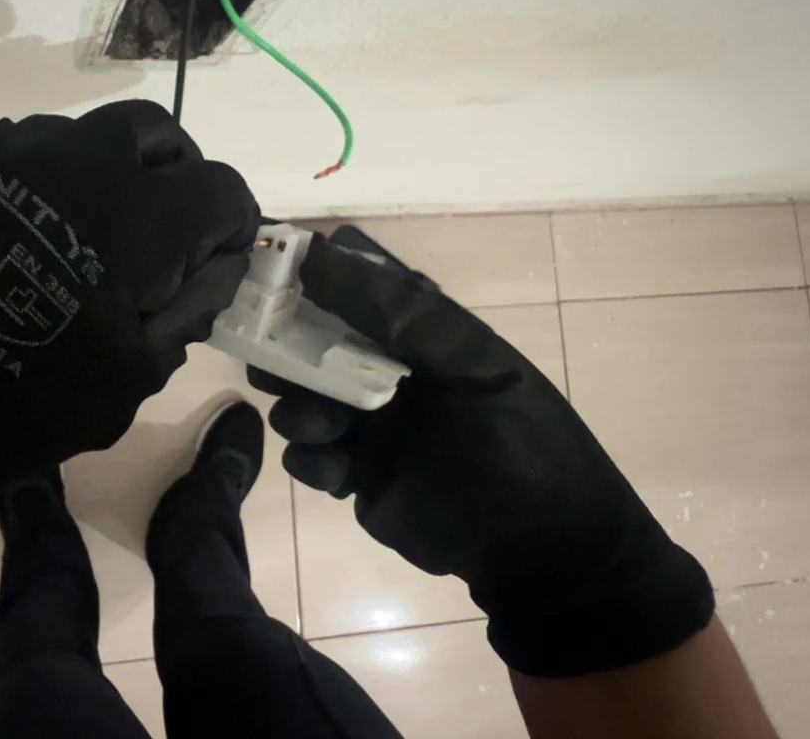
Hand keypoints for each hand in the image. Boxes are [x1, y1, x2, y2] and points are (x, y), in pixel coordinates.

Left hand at [0, 101, 258, 634]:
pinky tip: (12, 231)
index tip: (213, 256)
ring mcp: (5, 142)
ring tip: (76, 236)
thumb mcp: (126, 380)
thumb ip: (189, 306)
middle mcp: (79, 155)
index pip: (221, 186)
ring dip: (104, 173)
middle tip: (158, 232)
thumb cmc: (8, 406)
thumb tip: (217, 259)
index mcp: (136, 214)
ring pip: (86, 132)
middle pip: (158, 131)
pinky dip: (40, 176)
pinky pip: (18, 144)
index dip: (230, 224)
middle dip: (176, 173)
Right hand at [251, 226, 711, 676]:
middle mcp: (379, 370)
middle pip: (305, 345)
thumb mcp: (472, 366)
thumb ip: (400, 313)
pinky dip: (309, 460)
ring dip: (298, 410)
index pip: (346, 290)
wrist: (543, 552)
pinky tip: (339, 472)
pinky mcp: (352, 474)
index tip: (266, 280)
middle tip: (272, 363)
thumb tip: (317, 258)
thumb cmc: (518, 442)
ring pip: (297, 400)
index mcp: (412, 334)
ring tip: (327, 430)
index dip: (305, 281)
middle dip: (282, 351)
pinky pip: (305, 457)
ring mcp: (363, 424)